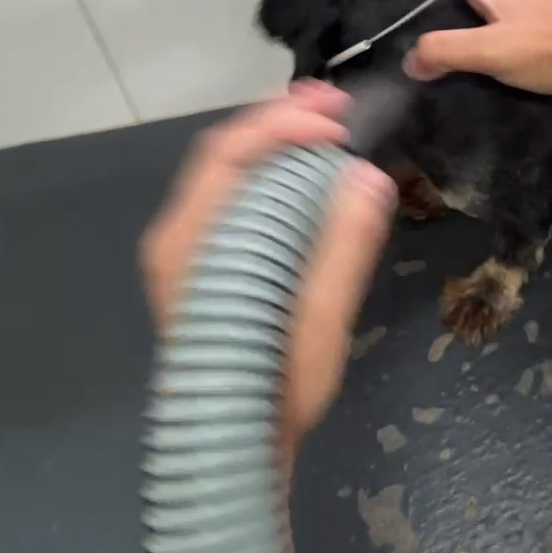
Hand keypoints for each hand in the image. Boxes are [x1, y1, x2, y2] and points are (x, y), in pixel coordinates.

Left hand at [141, 81, 395, 444]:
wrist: (236, 445)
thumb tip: (369, 176)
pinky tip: (316, 164)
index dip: (283, 125)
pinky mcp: (214, 255)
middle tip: (343, 106)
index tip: (340, 124)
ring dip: (284, 137)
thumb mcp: (318, 328)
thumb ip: (341, 254)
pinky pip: (244, 192)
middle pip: (228, 151)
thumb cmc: (277, 393)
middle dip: (284, 119)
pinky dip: (281, 166)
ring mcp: (194, 244)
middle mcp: (182, 235)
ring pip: (236, 167)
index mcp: (191, 246)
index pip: (227, 155)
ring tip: (335, 122)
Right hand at [403, 0, 551, 97]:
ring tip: (437, 56)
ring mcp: (526, 7)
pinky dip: (485, 41)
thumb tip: (410, 63)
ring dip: (463, 30)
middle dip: (439, 15)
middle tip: (411, 41)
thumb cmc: (542, 48)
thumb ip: (443, 51)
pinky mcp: (539, 30)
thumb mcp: (486, 49)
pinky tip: (476, 62)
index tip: (396, 11)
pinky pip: (500, 30)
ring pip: (481, 14)